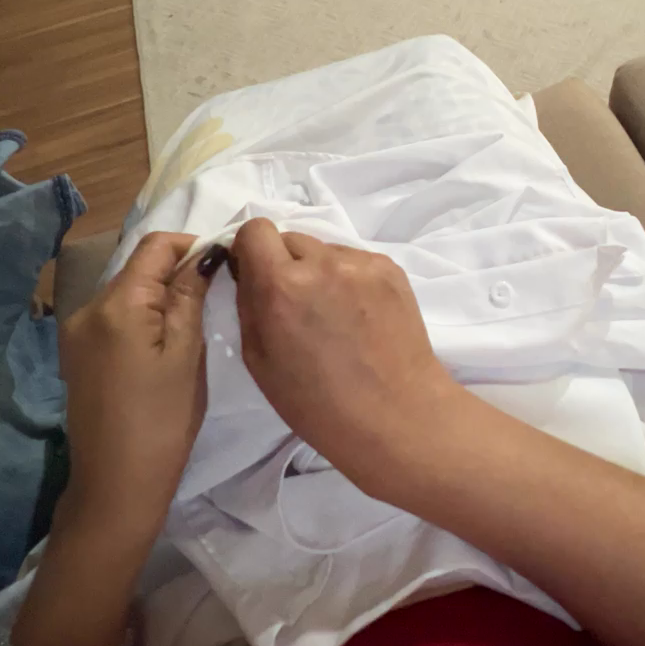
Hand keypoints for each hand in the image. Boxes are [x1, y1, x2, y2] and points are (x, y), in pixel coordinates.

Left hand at [56, 231, 221, 537]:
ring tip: (196, 319)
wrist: (116, 485)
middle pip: (140, 266)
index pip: (156, 246)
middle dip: (179, 270)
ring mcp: (78, 332)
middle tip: (216, 294)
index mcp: (116, 304)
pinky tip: (167, 340)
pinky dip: (145, 314)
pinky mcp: (79, 353)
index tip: (224, 264)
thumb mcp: (187, 352)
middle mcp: (88, 309)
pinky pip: (117, 314)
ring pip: (129, 290)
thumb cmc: (163, 418)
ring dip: (163, 293)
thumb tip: (205, 253)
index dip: (193, 245)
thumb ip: (190, 295)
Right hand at [229, 218, 462, 494]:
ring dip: (319, 271)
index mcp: (282, 285)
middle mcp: (322, 262)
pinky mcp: (390, 267)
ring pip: (325, 250)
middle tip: (296, 304)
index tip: (256, 274)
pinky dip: (349, 279)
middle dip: (285, 264)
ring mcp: (361, 262)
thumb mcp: (259, 360)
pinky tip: (358, 316)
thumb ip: (249, 303)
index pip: (255, 230)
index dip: (251, 250)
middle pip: (290, 238)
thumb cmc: (316, 403)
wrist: (395, 415)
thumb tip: (249, 271)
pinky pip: (355, 261)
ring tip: (333, 315)